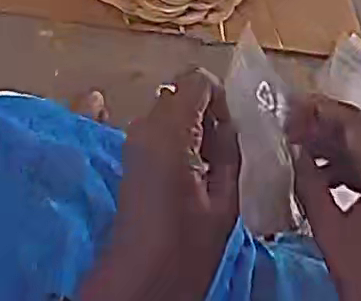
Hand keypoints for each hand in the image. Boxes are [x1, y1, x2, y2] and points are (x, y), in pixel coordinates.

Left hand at [79, 68, 241, 300]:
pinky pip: (158, 128)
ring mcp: (133, 139)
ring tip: (208, 168)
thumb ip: (229, 151)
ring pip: (170, 110)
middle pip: (181, 93)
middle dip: (206, 113)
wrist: (138, 284)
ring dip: (192, 127)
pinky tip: (189, 174)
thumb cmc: (185, 247)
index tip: (230, 128)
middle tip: (222, 152)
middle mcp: (146, 125)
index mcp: (170, 130)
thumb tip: (228, 125)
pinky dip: (177, 139)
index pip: (196, 80)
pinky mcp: (129, 156)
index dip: (219, 96)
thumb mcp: (224, 201)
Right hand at [287, 95, 360, 300]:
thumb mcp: (332, 235)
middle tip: (293, 130)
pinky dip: (353, 175)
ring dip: (336, 154)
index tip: (295, 108)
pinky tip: (328, 183)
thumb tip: (293, 151)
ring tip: (304, 156)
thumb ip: (309, 185)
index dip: (321, 110)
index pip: (355, 125)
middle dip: (325, 132)